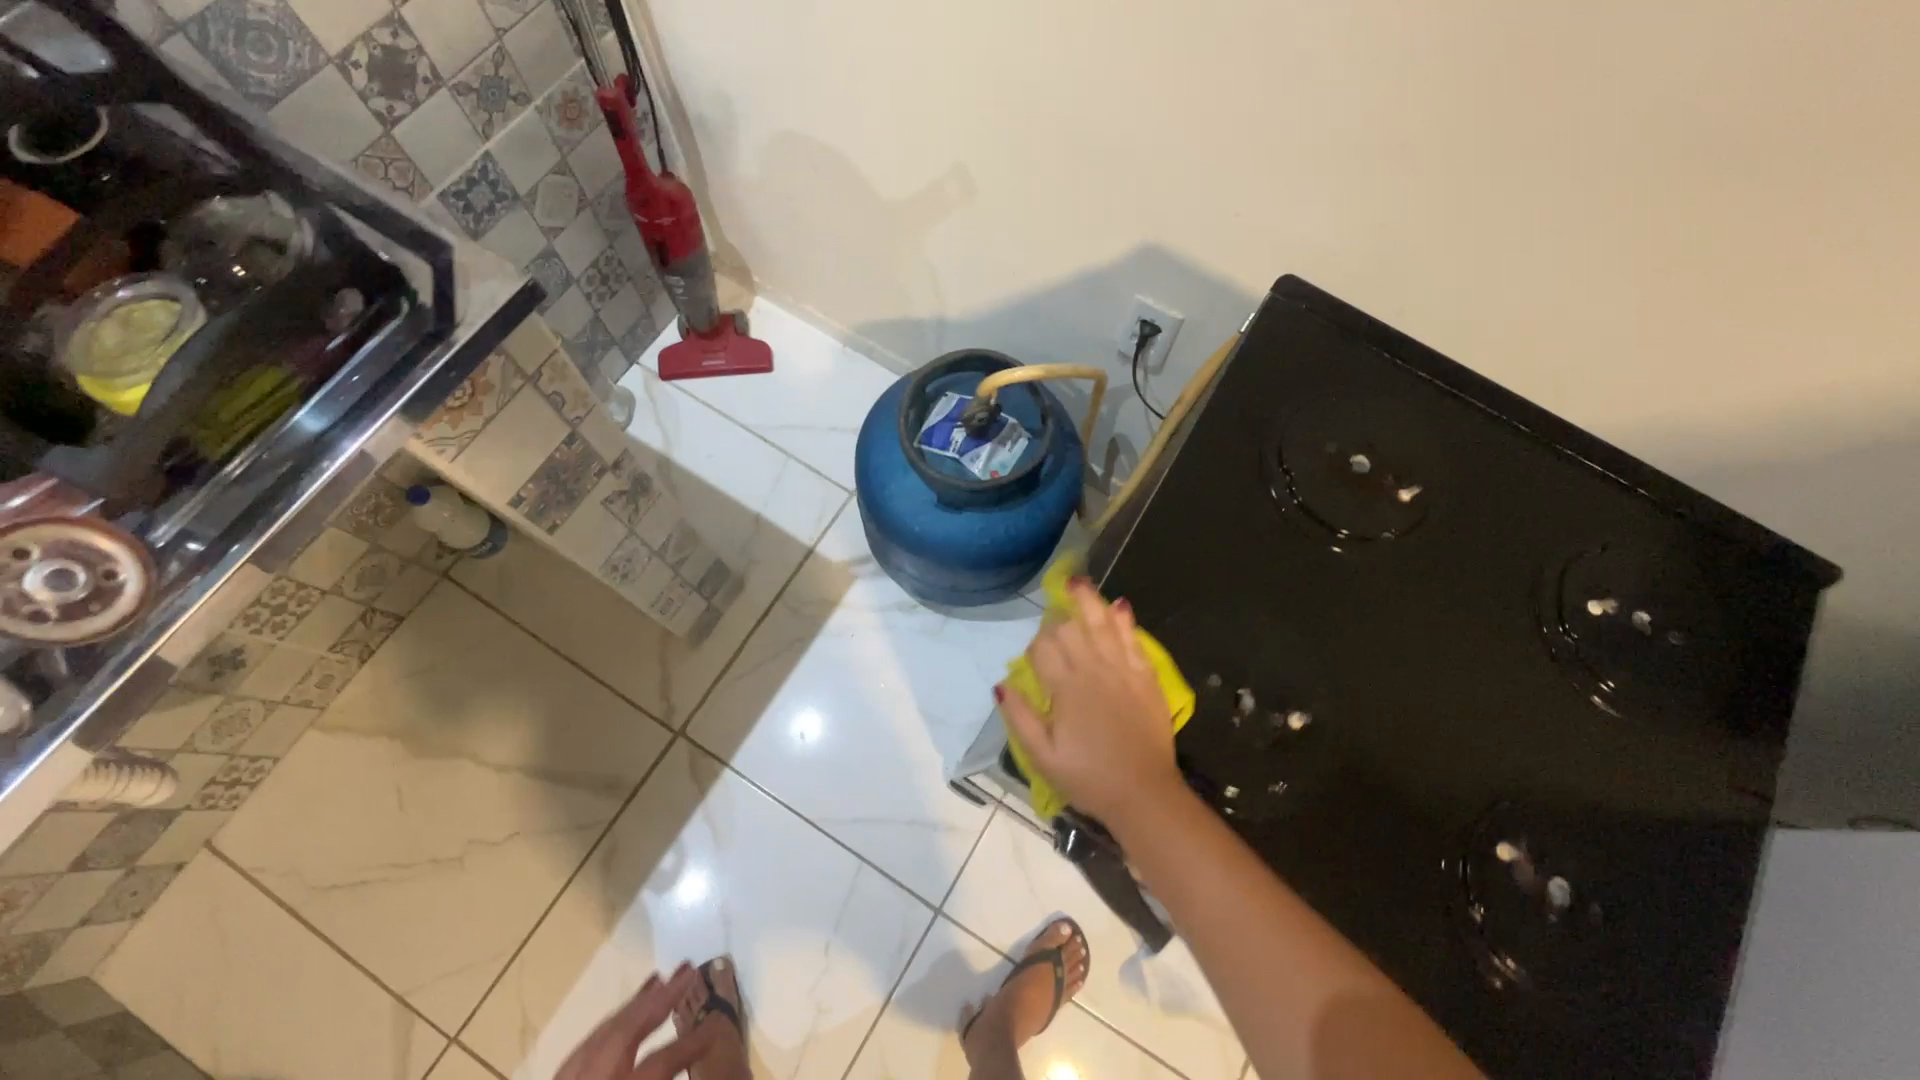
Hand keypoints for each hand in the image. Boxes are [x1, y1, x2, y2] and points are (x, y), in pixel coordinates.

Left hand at [557, 965, 719, 1079]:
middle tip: (688, 968)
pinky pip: (583, 1047)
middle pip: (625, 1031)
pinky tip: (620, 1016)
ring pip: (601, 1032)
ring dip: (633, 1005)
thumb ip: (665, 1075)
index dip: (689, 1044)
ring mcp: (568, 1078)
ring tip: (660, 978)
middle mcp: (590, 1078)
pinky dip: (607, 1025)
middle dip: (659, 998)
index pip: (658, 1063)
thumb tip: (691, 1065)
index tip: (715, 1024)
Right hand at [998, 580, 1186, 827]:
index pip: (1043, 648)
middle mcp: (1095, 670)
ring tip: (1077, 582)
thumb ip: (1020, 718)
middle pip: (1070, 630)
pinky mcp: (1146, 677)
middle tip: (1052, 621)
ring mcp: (1124, 671)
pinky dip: (1124, 620)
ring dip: (1088, 602)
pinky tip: (1118, 605)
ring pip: (1102, 624)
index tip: (1033, 660)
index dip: (1034, 647)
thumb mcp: (1042, 757)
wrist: (1144, 794)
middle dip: (1057, 622)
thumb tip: (1001, 685)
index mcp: (1066, 689)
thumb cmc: (1089, 778)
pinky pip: (1133, 639)